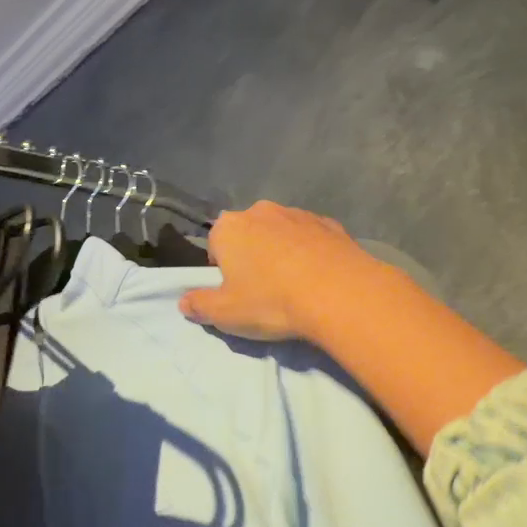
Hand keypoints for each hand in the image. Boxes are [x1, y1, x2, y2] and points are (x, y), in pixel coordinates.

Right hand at [179, 201, 415, 342]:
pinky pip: (311, 238)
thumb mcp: (226, 314)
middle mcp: (259, 211)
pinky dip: (312, 253)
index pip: (215, 246)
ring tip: (296, 287)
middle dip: (252, 257)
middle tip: (265, 291)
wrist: (342, 295)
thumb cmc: (273, 301)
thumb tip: (184, 302)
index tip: (238, 292)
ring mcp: (297, 214)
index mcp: (228, 228)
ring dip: (282, 253)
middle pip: (248, 236)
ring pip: (280, 234)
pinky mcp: (330, 224)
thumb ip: (199, 306)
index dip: (224, 271)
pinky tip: (321, 279)